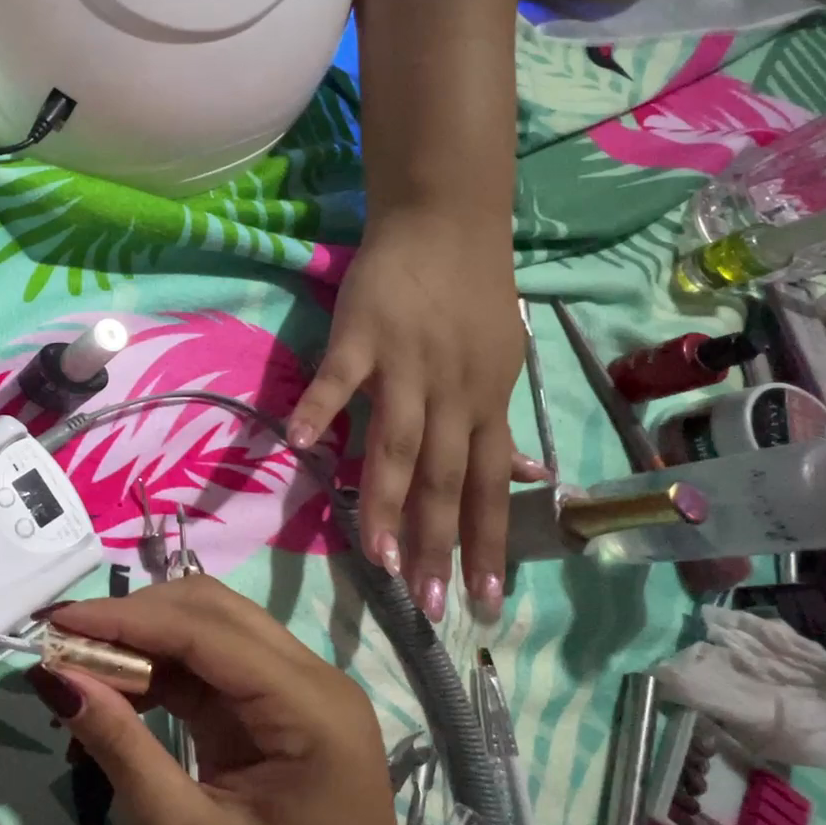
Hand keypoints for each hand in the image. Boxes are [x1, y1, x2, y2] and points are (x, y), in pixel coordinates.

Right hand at [28, 580, 409, 824]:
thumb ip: (120, 746)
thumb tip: (52, 674)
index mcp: (313, 708)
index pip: (206, 630)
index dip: (125, 618)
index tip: (53, 623)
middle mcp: (312, 683)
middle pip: (211, 612)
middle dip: (133, 620)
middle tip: (63, 645)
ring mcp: (295, 697)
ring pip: (205, 631)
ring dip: (140, 643)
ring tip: (78, 673)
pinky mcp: (271, 717)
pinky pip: (205, 670)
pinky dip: (154, 674)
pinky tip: (112, 699)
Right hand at [287, 212, 524, 621]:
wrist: (447, 223)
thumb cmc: (470, 293)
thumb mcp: (501, 361)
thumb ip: (494, 420)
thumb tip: (524, 477)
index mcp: (486, 403)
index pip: (490, 487)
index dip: (487, 544)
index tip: (483, 601)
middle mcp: (453, 394)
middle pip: (445, 478)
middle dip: (437, 542)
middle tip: (424, 600)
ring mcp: (406, 365)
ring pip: (398, 443)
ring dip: (386, 500)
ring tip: (374, 554)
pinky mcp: (362, 336)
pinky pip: (340, 380)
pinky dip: (322, 411)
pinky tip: (301, 446)